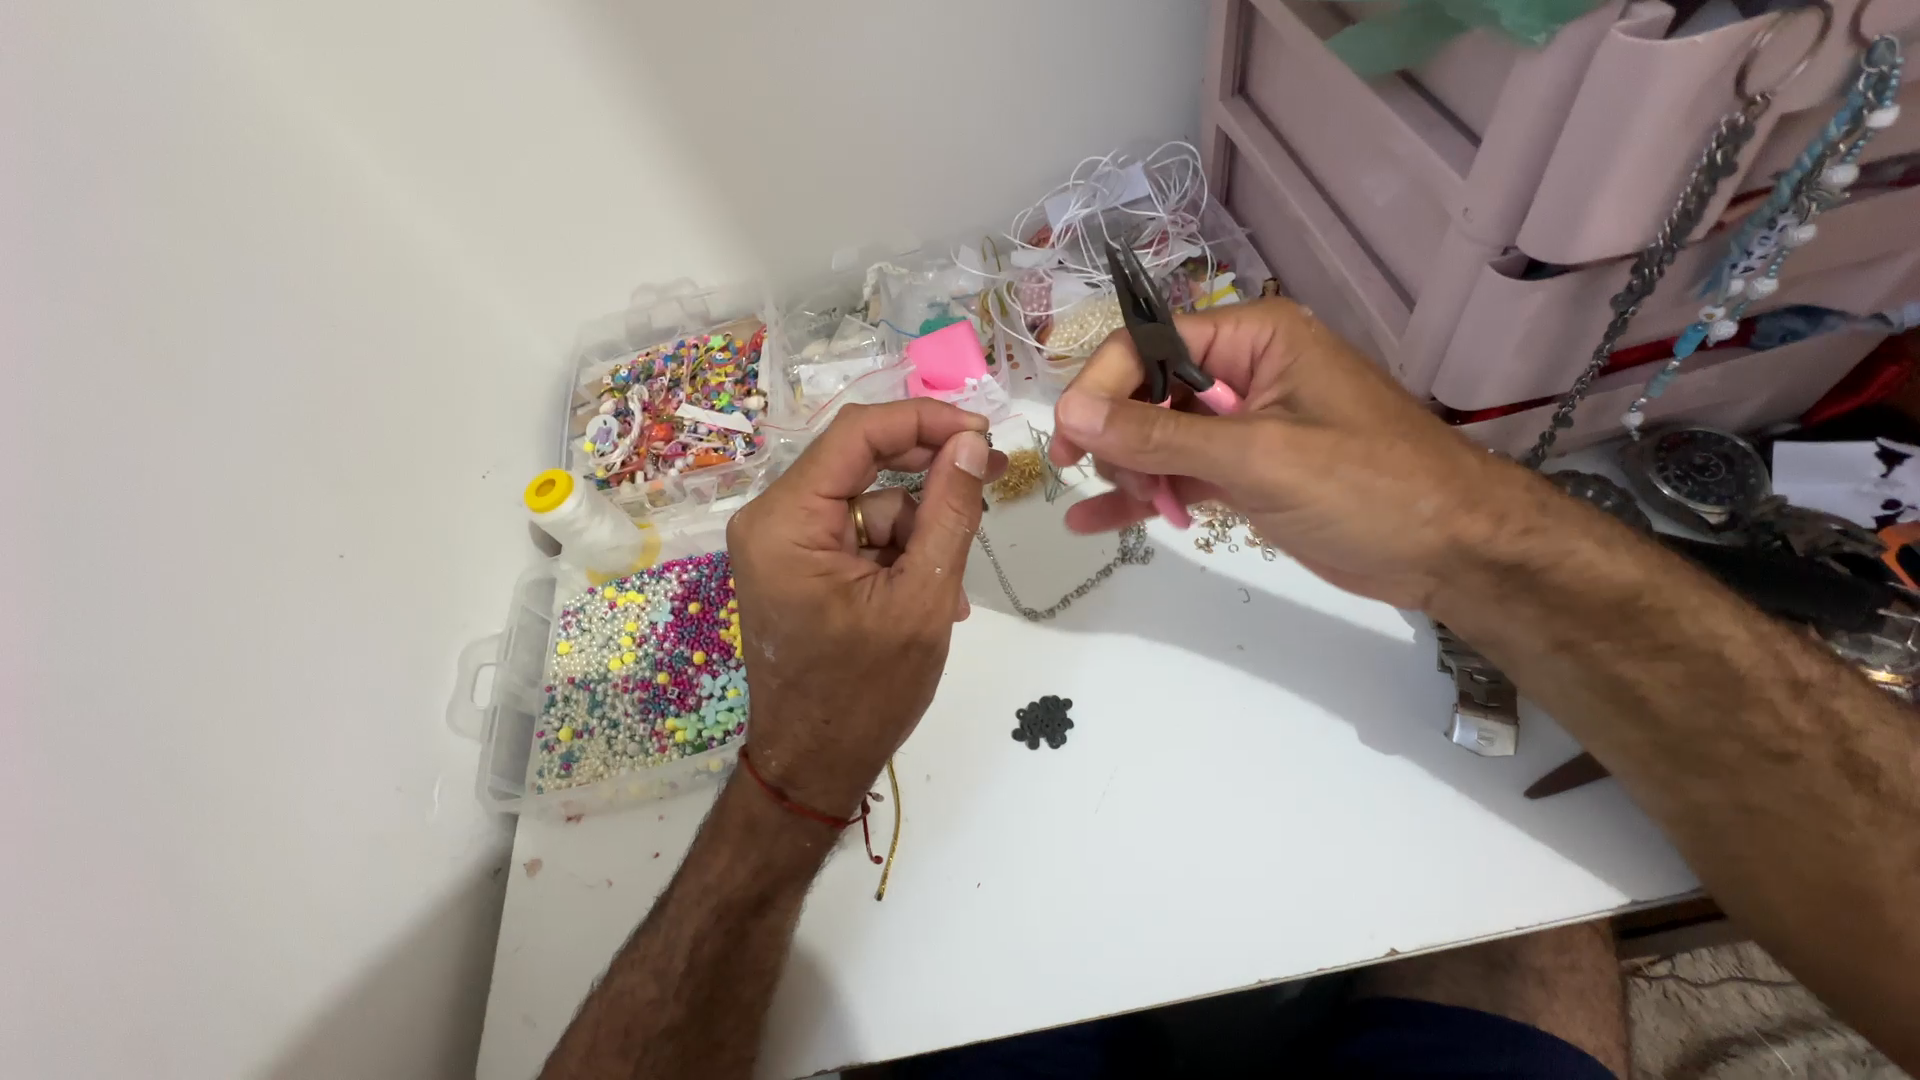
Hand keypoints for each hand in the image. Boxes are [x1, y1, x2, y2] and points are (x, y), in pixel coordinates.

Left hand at [727, 400, 1004, 818]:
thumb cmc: (866, 693)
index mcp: (786, 520)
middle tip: (988, 482)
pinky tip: (928, 597)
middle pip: (860, 460)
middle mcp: (771, 519)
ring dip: (919, 531)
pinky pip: (860, 533)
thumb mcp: (923, 598)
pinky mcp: (798, 564)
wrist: (816, 766)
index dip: (925, 420)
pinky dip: (899, 554)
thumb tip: (972, 442)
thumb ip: (950, 511)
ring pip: (869, 501)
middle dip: (928, 474)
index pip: (857, 433)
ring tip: (949, 588)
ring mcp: (782, 543)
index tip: (984, 434)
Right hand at [1049, 298, 1526, 611]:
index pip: (1148, 347)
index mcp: (1253, 339)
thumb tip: (1072, 413)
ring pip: (1154, 438)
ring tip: (1123, 512)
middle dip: (1118, 440)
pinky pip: (1176, 475)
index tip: (1068, 443)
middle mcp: (1241, 372)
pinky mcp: (1243, 472)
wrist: (1451, 552)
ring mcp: (1240, 426)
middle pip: (1143, 393)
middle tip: (1112, 484)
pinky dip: (1142, 497)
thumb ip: (1161, 436)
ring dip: (1128, 474)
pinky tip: (1093, 522)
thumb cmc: (1368, 487)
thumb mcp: (1258, 457)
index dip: (1100, 390)